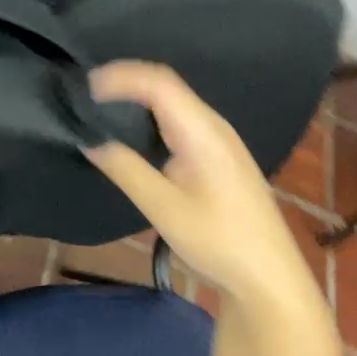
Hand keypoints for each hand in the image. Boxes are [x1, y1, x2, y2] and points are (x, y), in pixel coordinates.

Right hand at [83, 61, 321, 311]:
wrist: (270, 279)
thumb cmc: (218, 241)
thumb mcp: (163, 207)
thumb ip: (124, 168)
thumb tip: (89, 140)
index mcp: (202, 132)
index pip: (158, 82)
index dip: (120, 76)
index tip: (86, 89)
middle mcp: (214, 126)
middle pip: (166, 85)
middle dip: (124, 82)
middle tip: (86, 95)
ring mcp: (220, 139)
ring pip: (173, 101)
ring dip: (137, 97)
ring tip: (101, 108)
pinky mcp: (219, 154)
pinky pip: (180, 118)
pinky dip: (150, 114)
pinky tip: (133, 132)